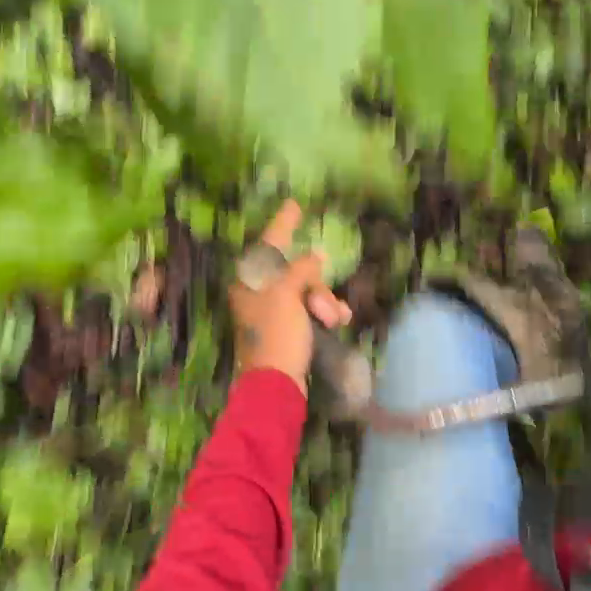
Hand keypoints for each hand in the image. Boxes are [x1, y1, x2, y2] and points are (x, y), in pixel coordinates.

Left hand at [229, 200, 353, 394]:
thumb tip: (315, 255)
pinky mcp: (286, 329)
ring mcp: (272, 312)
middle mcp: (257, 293)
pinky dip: (326, 312)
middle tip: (325, 308)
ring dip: (325, 301)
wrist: (277, 386)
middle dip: (316, 285)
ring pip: (307, 290)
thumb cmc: (277, 335)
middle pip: (295, 270)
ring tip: (335, 320)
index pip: (269, 243)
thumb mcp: (289, 294)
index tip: (295, 204)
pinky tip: (340, 321)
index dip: (284, 224)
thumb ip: (302, 268)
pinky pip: (310, 309)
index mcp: (250, 281)